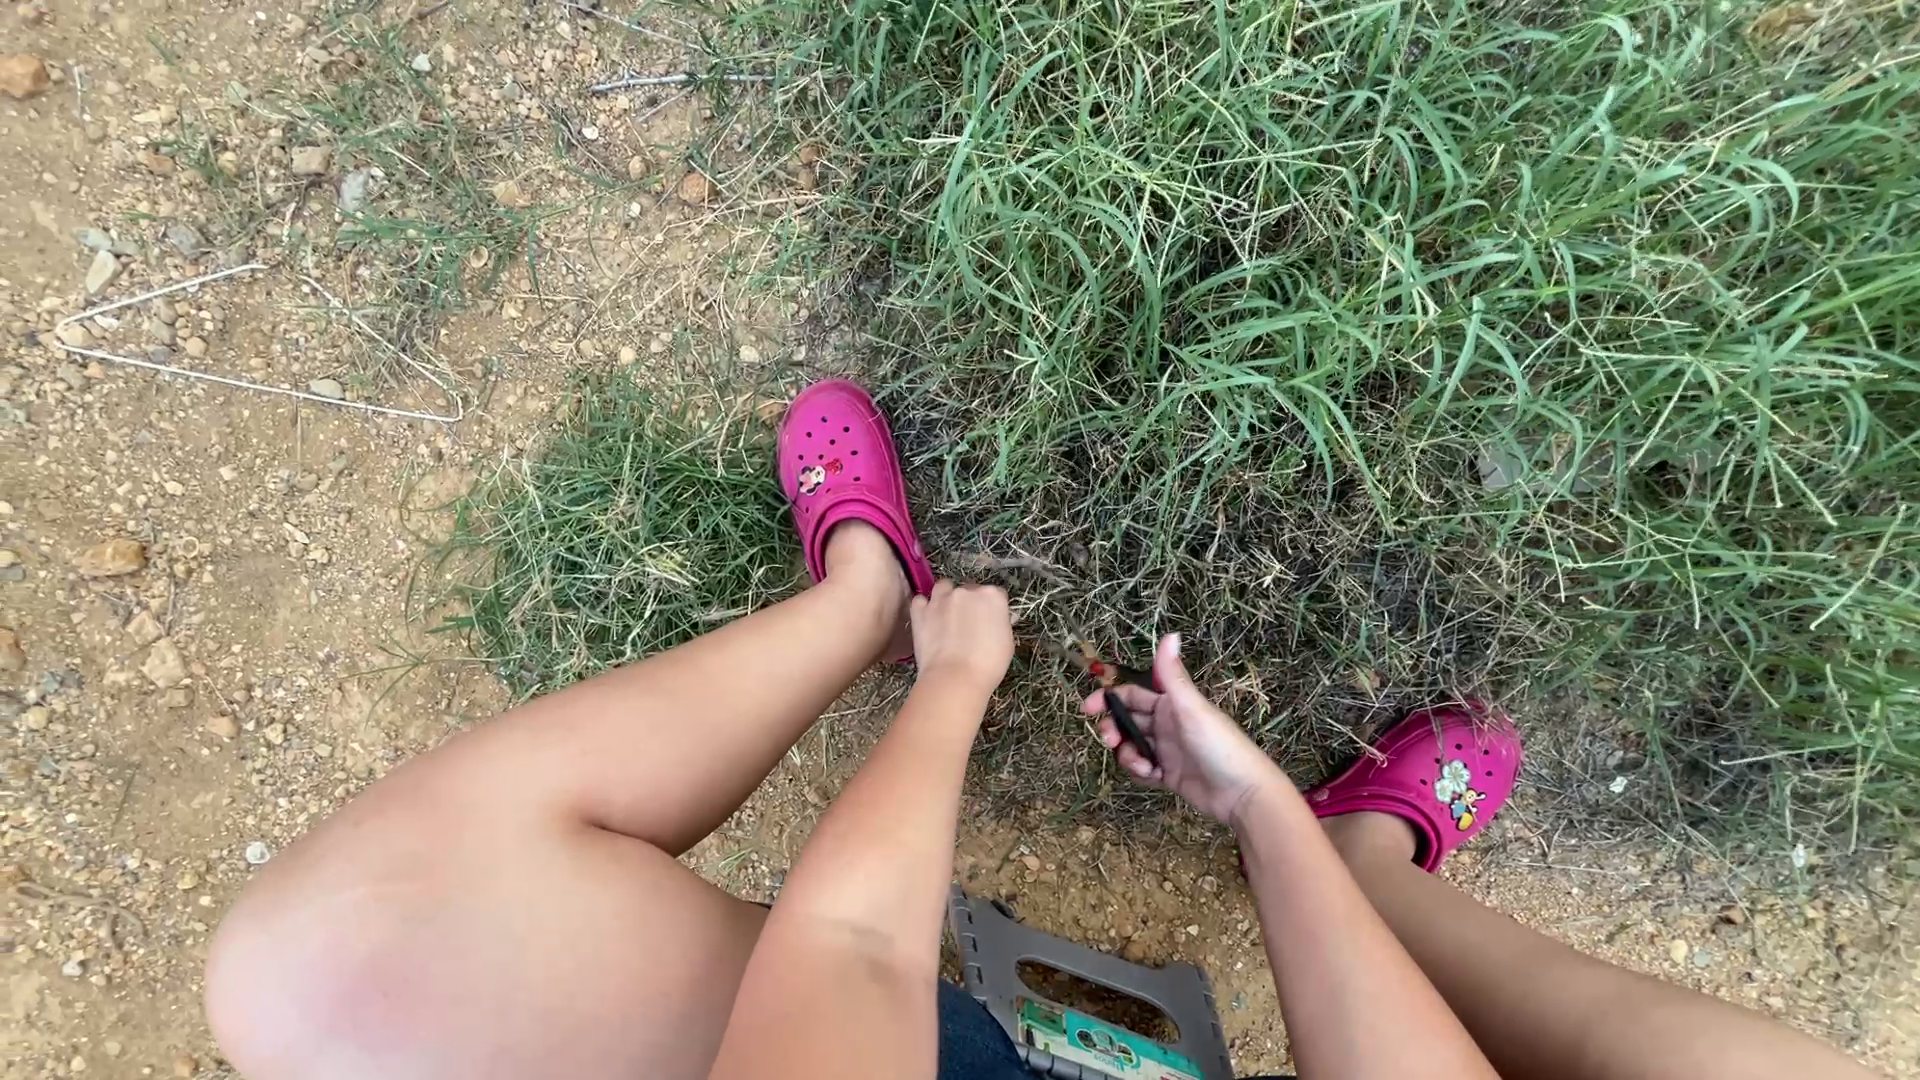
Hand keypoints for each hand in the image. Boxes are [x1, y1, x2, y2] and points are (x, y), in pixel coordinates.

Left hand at [909, 580, 1013, 691]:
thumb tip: (1000, 617)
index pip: (996, 594)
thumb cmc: (988, 664)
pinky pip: (920, 601)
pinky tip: (928, 619)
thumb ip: (1002, 623)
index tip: (990, 622)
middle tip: (968, 625)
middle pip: (969, 590)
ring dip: (945, 597)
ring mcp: (941, 599)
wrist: (955, 678)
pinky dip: (923, 607)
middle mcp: (966, 591)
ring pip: (943, 588)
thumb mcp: (1007, 643)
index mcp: (992, 596)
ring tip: (946, 616)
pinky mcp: (920, 611)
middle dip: (970, 604)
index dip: (992, 609)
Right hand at [1083, 634, 1288, 824]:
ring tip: (1143, 765)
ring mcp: (1166, 750)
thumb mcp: (1191, 708)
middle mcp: (1166, 724)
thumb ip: (1173, 675)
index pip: (1131, 695)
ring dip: (1128, 754)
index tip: (1088, 708)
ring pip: (1131, 746)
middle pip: (1127, 721)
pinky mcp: (1168, 775)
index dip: (1108, 699)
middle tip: (1110, 740)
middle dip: (1113, 729)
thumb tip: (1170, 633)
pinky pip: (1143, 769)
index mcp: (1171, 704)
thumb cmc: (1219, 744)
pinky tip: (1152, 775)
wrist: (1243, 794)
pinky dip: (1140, 771)